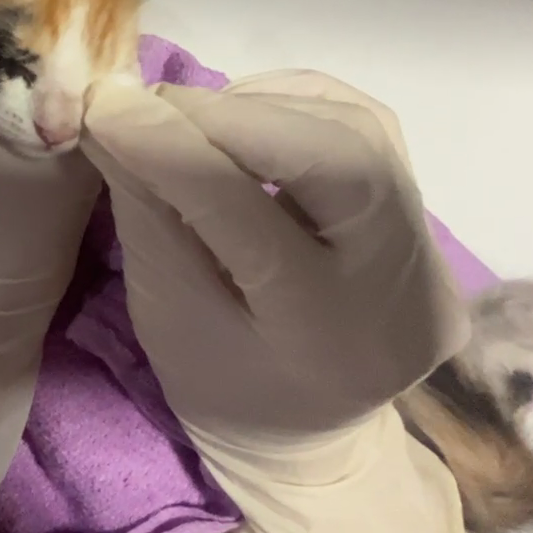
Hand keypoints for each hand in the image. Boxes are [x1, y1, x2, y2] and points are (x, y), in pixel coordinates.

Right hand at [82, 71, 470, 532]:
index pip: (246, 214)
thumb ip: (145, 212)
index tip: (101, 106)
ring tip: (182, 118)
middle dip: (225, 115)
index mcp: (322, 337)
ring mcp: (431, 250)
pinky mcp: (424, 217)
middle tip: (143, 106)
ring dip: (255, 105)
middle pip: (339, 158)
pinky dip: (289, 105)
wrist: (306, 427)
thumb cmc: (214, 381)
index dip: (169, 147)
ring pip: (359, 129)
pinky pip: (367, 127)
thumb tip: (111, 119)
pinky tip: (238, 124)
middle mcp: (405, 288)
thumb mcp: (162, 310)